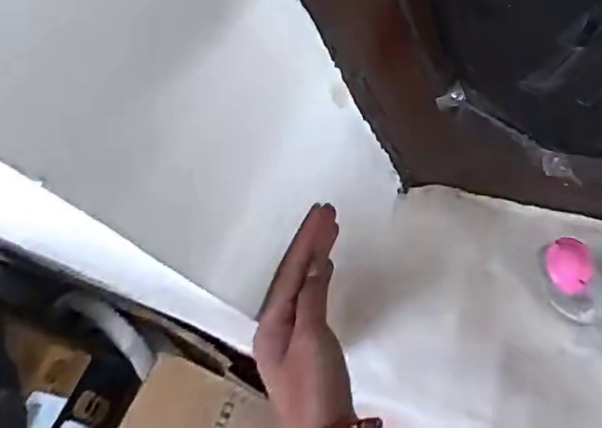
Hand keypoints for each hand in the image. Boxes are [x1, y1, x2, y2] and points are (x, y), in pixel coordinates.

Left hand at [255, 204, 374, 427]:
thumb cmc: (314, 387)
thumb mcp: (312, 338)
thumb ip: (311, 297)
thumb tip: (315, 264)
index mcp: (271, 324)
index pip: (291, 270)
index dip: (307, 240)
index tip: (323, 213)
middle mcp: (276, 326)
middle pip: (293, 273)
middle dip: (310, 241)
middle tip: (328, 212)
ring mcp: (291, 335)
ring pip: (302, 282)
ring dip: (316, 255)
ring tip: (330, 229)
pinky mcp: (307, 343)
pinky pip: (310, 295)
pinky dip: (320, 275)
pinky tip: (326, 265)